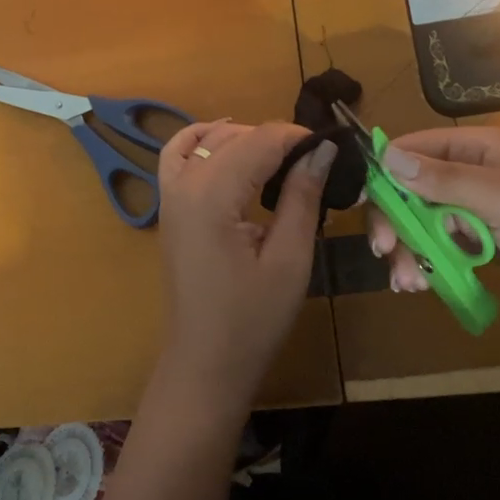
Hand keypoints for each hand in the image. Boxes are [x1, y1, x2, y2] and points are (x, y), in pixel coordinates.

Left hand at [156, 120, 335, 399]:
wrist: (206, 363)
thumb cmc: (253, 319)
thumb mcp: (289, 259)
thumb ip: (302, 197)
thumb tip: (322, 149)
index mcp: (212, 196)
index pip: (260, 141)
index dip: (298, 137)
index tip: (332, 147)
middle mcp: (184, 184)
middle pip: (234, 136)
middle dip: (275, 139)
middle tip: (314, 162)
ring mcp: (170, 194)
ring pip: (206, 140)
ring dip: (243, 139)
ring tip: (280, 160)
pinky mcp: (168, 207)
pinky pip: (178, 155)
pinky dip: (202, 140)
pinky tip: (228, 144)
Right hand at [366, 127, 499, 315]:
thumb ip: (443, 180)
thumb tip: (386, 155)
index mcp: (483, 149)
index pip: (417, 148)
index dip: (386, 173)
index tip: (366, 208)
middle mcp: (478, 172)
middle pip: (415, 187)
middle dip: (398, 220)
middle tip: (386, 253)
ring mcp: (484, 208)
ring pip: (426, 220)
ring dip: (411, 248)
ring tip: (409, 284)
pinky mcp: (490, 242)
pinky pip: (446, 245)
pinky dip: (430, 261)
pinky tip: (423, 285)